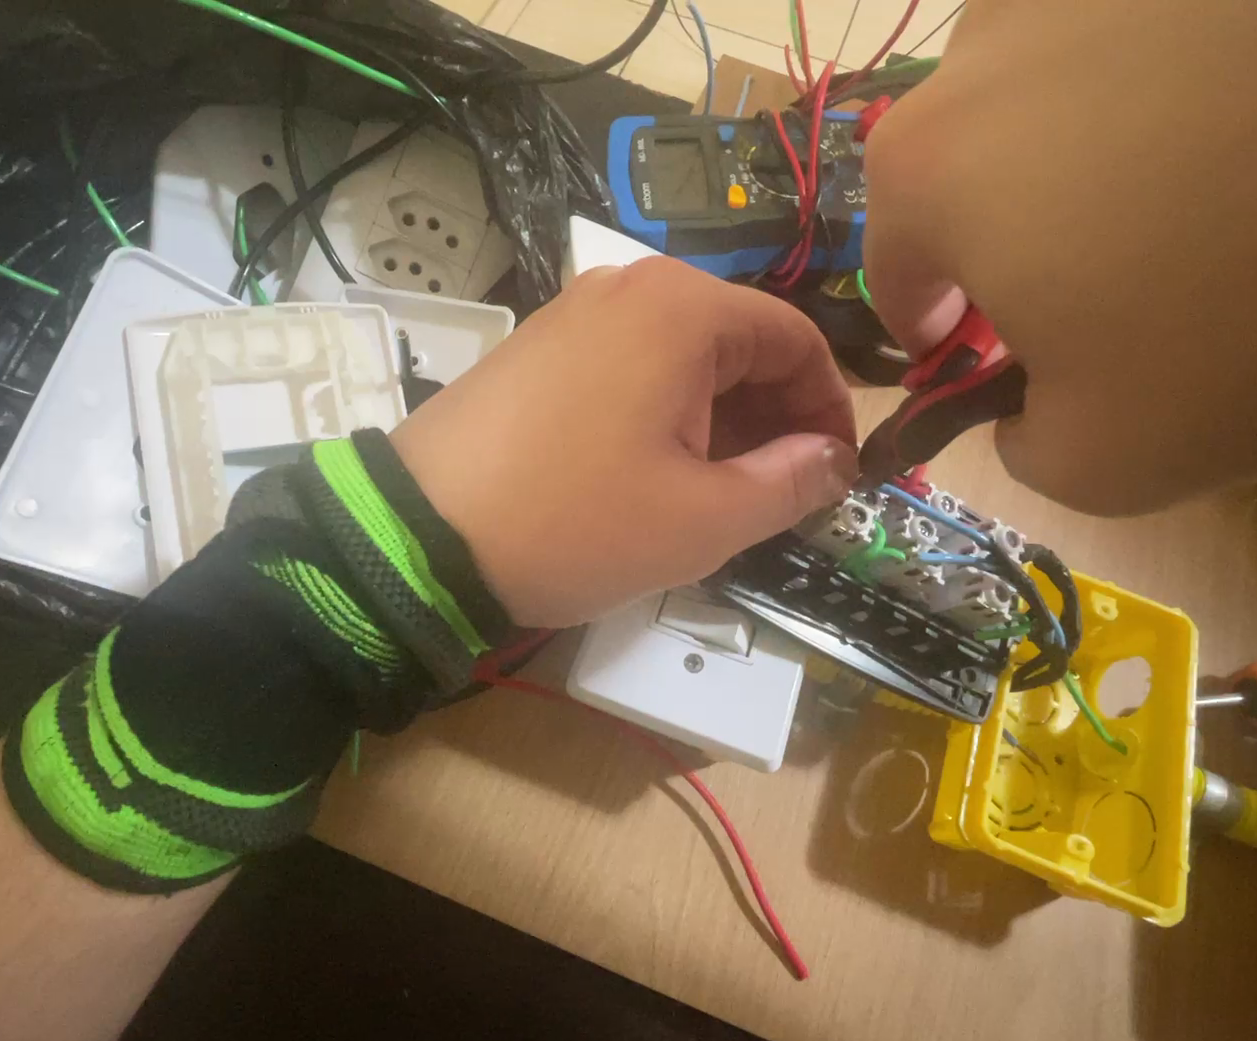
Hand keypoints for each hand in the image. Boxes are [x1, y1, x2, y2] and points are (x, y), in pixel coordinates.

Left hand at [391, 257, 857, 626]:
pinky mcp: (537, 348)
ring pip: (682, 358)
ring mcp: (574, 313)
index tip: (835, 474)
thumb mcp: (703, 519)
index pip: (796, 339)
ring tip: (717, 491)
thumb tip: (833, 460)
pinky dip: (663, 413)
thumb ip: (789, 483)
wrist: (420, 538)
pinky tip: (652, 471)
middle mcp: (629, 287)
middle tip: (778, 493)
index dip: (829, 409)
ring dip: (719, 420)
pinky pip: (628, 368)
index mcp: (683, 308)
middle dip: (772, 418)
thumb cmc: (577, 523)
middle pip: (737, 343)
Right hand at [861, 3, 1256, 513]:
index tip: (999, 354)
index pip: (894, 276)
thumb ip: (1019, 446)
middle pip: (975, 177)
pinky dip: (1203, 69)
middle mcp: (985, 40)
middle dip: (1027, 238)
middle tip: (1138, 276)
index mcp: (929, 173)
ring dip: (1110, 146)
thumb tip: (1028, 403)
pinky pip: (1160, 29)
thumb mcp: (1113, 461)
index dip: (941, 332)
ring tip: (1235, 176)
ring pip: (1064, 90)